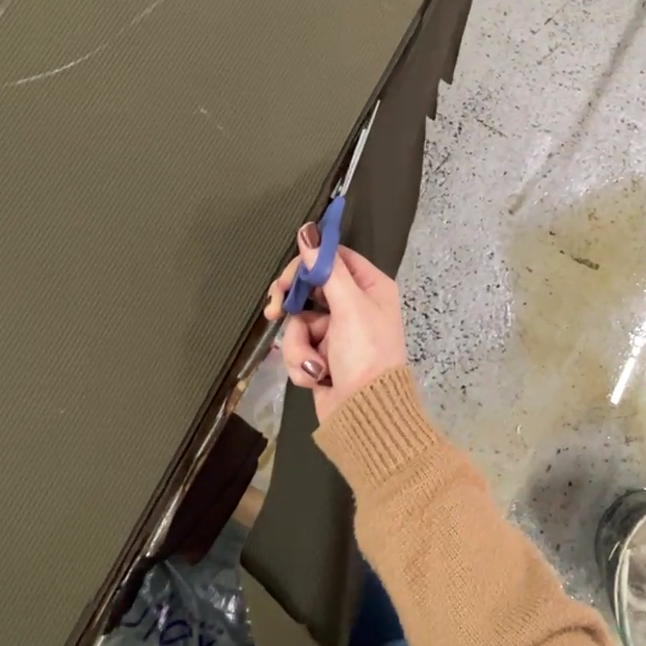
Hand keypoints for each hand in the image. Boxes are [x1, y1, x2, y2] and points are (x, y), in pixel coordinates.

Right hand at [263, 224, 407, 421]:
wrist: (366, 414)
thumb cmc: (365, 354)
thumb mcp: (349, 307)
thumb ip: (326, 269)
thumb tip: (308, 230)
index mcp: (370, 288)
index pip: (334, 259)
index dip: (308, 264)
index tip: (287, 277)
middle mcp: (355, 306)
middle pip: (310, 290)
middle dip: (292, 306)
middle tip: (275, 310)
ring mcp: (337, 333)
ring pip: (298, 323)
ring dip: (298, 345)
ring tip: (314, 364)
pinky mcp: (321, 357)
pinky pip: (298, 348)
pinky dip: (302, 363)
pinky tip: (317, 377)